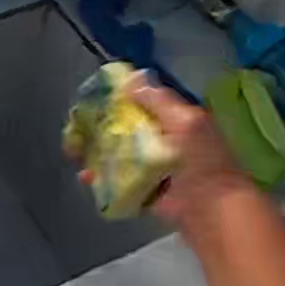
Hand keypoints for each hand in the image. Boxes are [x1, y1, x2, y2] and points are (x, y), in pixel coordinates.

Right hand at [77, 72, 251, 223]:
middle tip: (76, 129)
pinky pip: (115, 182)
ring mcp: (150, 168)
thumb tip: (131, 80)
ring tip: (75, 153)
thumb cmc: (201, 159)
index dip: (119, 101)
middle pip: (125, 131)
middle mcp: (161, 143)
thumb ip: (159, 100)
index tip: (94, 100)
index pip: (143, 106)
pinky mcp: (141, 191)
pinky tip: (85, 176)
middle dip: (100, 129)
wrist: (209, 205)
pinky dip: (100, 179)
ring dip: (96, 154)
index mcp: (175, 122)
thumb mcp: (186, 120)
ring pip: (116, 156)